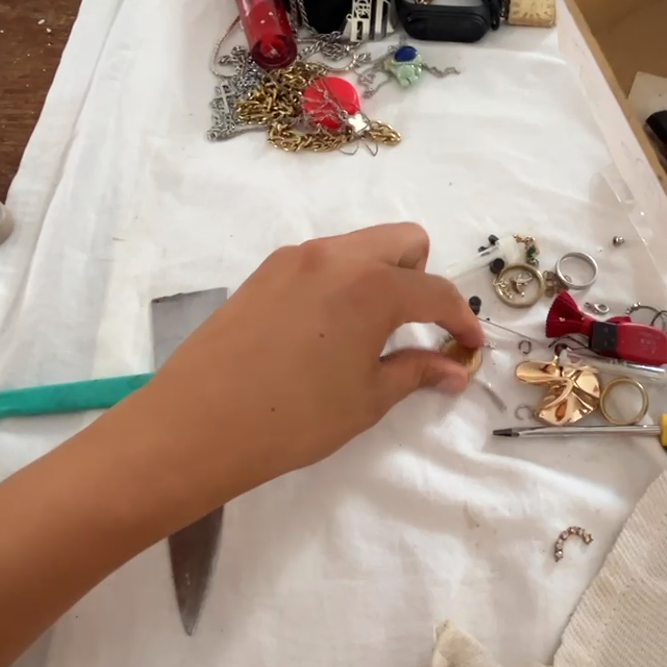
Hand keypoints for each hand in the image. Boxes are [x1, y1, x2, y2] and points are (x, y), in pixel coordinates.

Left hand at [112, 223, 482, 511]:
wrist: (196, 424)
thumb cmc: (293, 419)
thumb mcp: (366, 399)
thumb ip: (417, 372)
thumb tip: (456, 370)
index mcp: (372, 285)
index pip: (435, 292)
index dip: (461, 321)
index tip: (471, 347)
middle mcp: (336, 256)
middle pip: (404, 241)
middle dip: (422, 279)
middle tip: (413, 328)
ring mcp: (295, 258)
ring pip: (361, 245)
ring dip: (382, 277)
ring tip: (368, 333)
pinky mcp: (264, 271)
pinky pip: (323, 260)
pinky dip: (343, 282)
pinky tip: (326, 330)